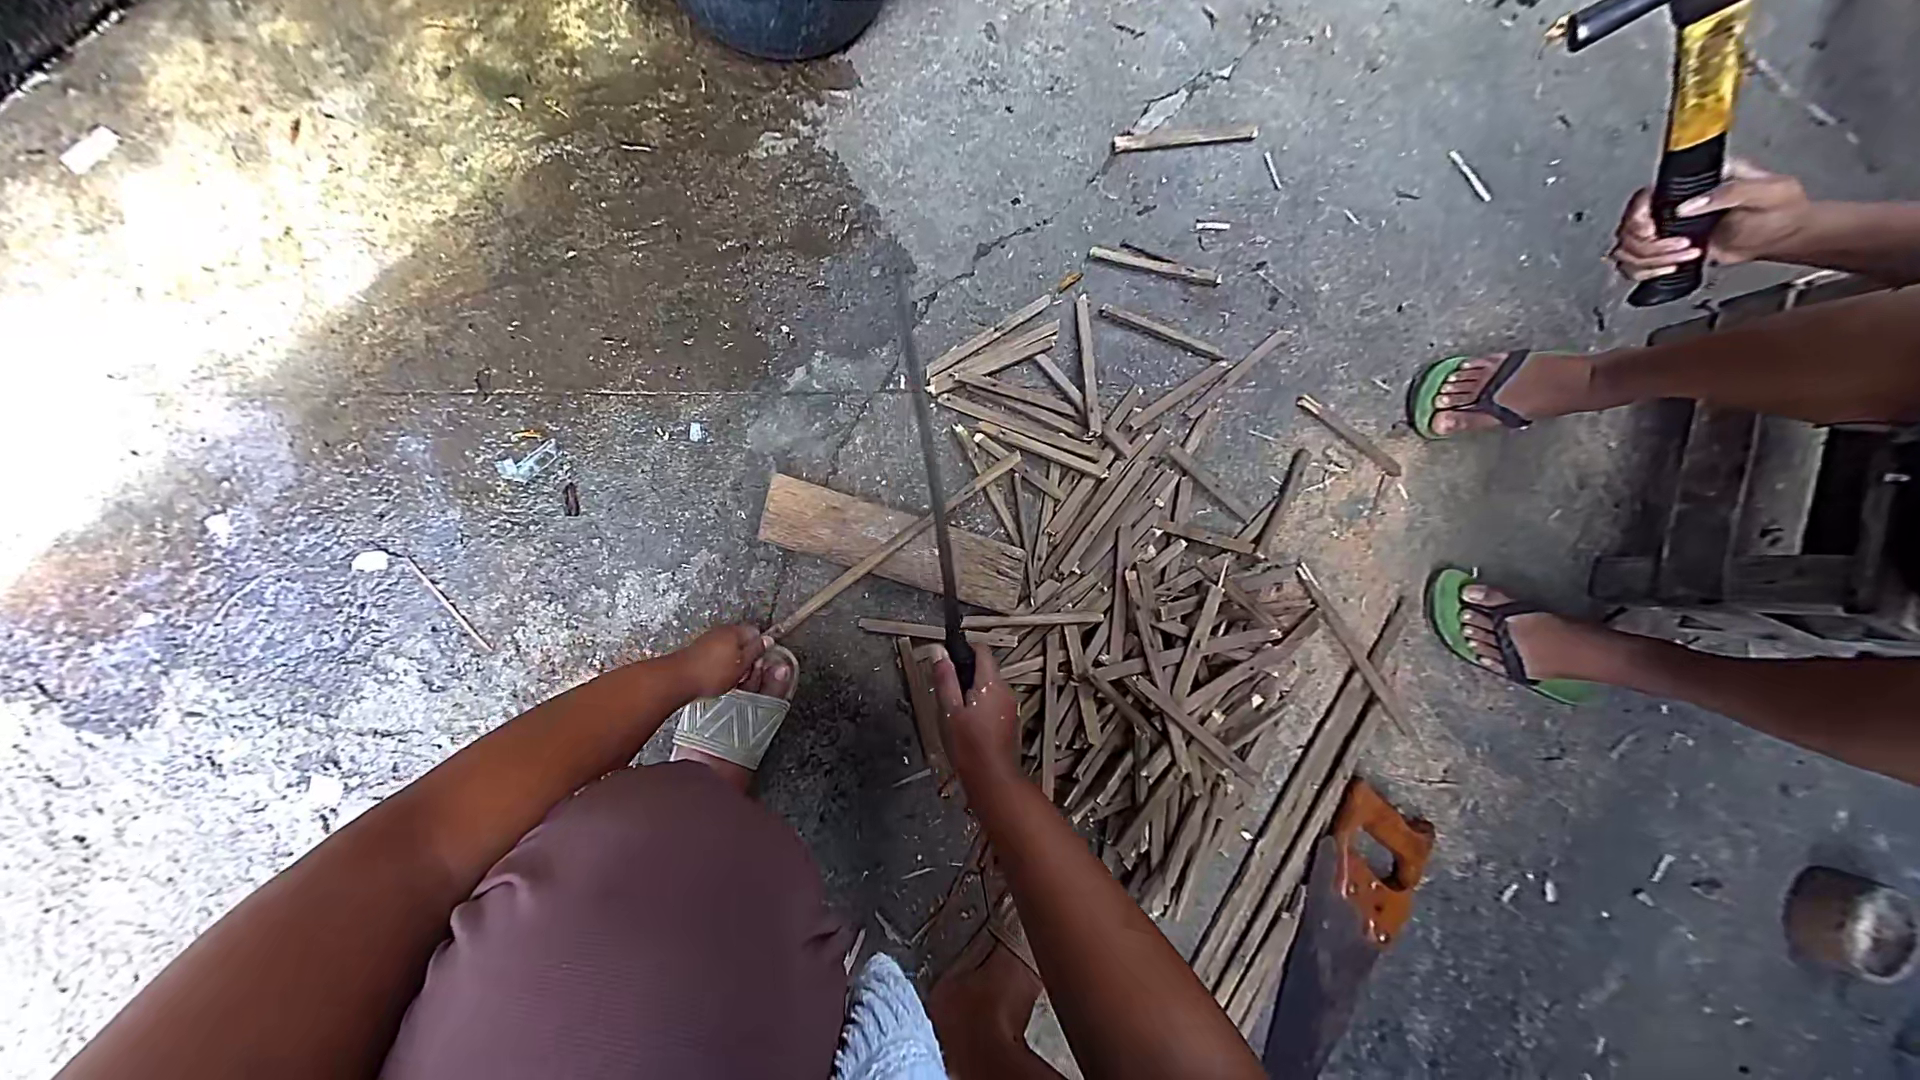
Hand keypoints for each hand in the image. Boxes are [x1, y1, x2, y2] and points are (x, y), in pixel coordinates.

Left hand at [671, 624, 768, 698]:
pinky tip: (717, 677)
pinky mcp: (698, 651)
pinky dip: (719, 664)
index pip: (756, 632)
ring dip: (732, 661)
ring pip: (728, 648)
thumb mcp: (742, 665)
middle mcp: (721, 631)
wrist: (678, 680)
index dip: (760, 647)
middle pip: (742, 640)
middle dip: (746, 655)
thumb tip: (768, 640)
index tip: (759, 661)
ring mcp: (708, 640)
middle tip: (746, 672)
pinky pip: (716, 655)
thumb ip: (756, 651)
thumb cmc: (711, 673)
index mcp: (735, 631)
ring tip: (731, 677)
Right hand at [929, 643, 1020, 784]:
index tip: (949, 657)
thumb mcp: (949, 710)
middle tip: (947, 690)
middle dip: (966, 674)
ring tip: (956, 711)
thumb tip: (940, 655)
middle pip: (986, 668)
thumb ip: (945, 680)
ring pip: (990, 686)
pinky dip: (982, 705)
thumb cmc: (970, 748)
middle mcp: (1005, 690)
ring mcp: (1010, 706)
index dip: (964, 649)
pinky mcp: (1011, 720)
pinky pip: (995, 702)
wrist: (993, 779)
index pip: (981, 650)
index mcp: (990, 683)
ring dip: (974, 691)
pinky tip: (969, 724)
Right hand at [1608, 159, 1811, 280]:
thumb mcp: (1768, 191)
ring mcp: (1662, 232)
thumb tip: (1686, 206)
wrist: (1781, 236)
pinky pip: (1630, 266)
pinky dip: (1644, 272)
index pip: (1641, 200)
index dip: (1638, 218)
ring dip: (1650, 260)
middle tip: (1683, 245)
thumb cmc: (1780, 210)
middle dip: (1650, 246)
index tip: (1654, 230)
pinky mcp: (1660, 253)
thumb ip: (1730, 191)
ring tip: (1686, 256)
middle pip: (1628, 231)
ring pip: (1625, 251)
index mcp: (1690, 187)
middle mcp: (1668, 208)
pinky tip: (1670, 268)